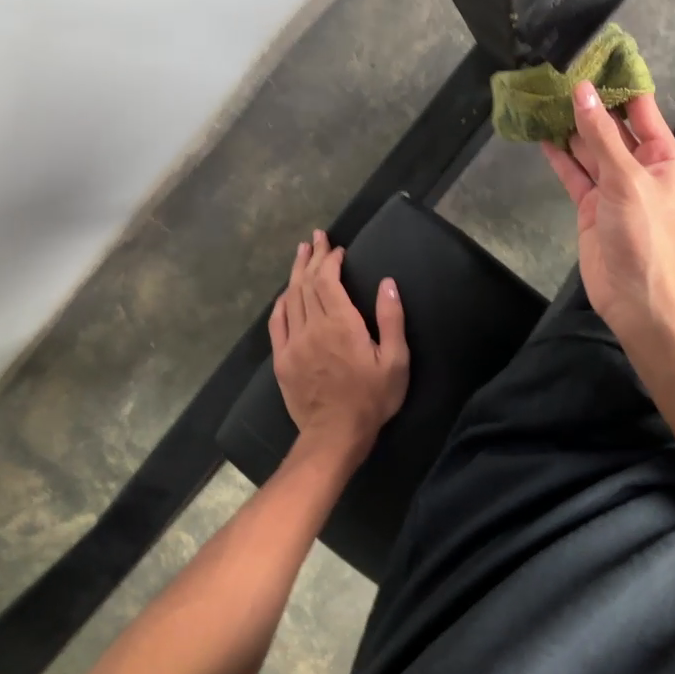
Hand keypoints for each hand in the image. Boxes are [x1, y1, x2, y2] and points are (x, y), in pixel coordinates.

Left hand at [269, 230, 409, 453]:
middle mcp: (313, 327)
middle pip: (307, 283)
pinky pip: (278, 322)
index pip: (328, 280)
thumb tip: (387, 283)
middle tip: (316, 238)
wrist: (335, 435)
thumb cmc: (372, 398)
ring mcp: (293, 343)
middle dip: (312, 257)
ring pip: (291, 298)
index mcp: (341, 324)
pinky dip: (282, 302)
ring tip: (301, 253)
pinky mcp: (282, 359)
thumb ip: (391, 319)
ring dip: (296, 273)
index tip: (338, 248)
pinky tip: (286, 293)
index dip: (330, 260)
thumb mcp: (396, 360)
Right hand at [541, 82, 674, 339]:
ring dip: (570, 126)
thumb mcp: (626, 180)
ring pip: (589, 148)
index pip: (640, 108)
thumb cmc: (645, 236)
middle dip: (588, 102)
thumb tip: (583, 91)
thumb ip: (602, 136)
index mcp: (664, 156)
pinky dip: (559, 155)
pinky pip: (575, 172)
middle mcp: (641, 166)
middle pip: (612, 126)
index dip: (618, 82)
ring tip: (543, 97)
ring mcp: (614, 186)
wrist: (637, 299)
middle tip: (558, 73)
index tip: (593, 56)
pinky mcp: (592, 205)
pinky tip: (541, 134)